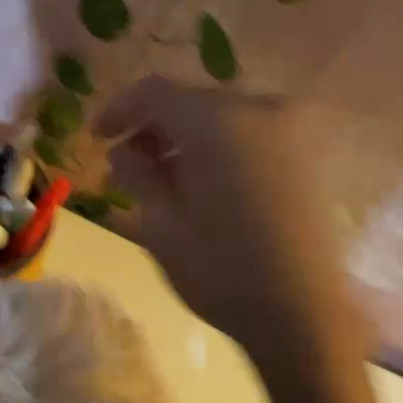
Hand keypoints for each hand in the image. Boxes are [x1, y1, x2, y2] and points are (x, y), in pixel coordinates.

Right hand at [97, 78, 368, 371]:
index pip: (156, 92)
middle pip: (192, 101)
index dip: (119, 109)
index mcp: (217, 121)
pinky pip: (249, 135)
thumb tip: (122, 152)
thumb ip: (137, 178)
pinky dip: (218, 150)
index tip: (95, 139)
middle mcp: (259, 107)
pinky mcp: (307, 152)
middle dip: (154, 128)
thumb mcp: (162, 229)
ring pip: (222, 118)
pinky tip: (202, 188)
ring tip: (162, 183)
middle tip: (126, 168)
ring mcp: (291, 127)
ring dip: (186, 141)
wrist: (300, 310)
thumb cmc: (220, 273)